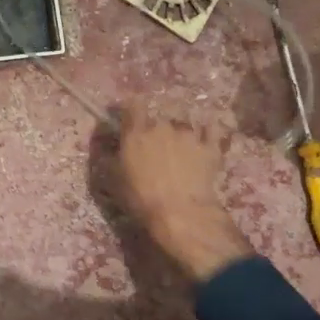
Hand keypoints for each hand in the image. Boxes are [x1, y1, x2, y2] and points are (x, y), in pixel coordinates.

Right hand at [117, 106, 252, 281]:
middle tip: (160, 146)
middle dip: (160, 128)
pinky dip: (208, 132)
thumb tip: (108, 151)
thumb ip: (111, 161)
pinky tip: (207, 136)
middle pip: (161, 118)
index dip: (135, 109)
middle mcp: (162, 127)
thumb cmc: (142, 200)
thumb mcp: (116, 183)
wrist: (180, 212)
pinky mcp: (209, 146)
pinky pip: (211, 130)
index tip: (135, 117)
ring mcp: (189, 135)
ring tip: (183, 149)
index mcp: (137, 135)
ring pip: (185, 124)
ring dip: (182, 132)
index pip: (134, 106)